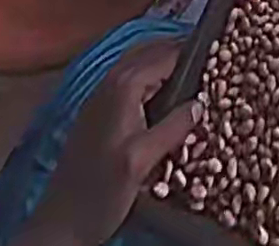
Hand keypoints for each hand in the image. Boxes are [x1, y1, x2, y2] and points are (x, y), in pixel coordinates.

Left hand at [19, 39, 197, 245]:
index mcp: (124, 86)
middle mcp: (111, 81)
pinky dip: (151, 74)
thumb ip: (172, 128)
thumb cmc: (99, 194)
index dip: (193, 54)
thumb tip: (201, 103)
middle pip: (152, 50)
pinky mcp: (98, 110)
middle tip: (209, 60)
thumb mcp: (141, 162)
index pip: (167, 54)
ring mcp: (101, 94)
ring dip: (164, 60)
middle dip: (179, 50)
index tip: (220, 55)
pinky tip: (165, 93)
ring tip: (192, 72)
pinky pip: (131, 76)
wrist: (58, 227)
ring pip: (140, 61)